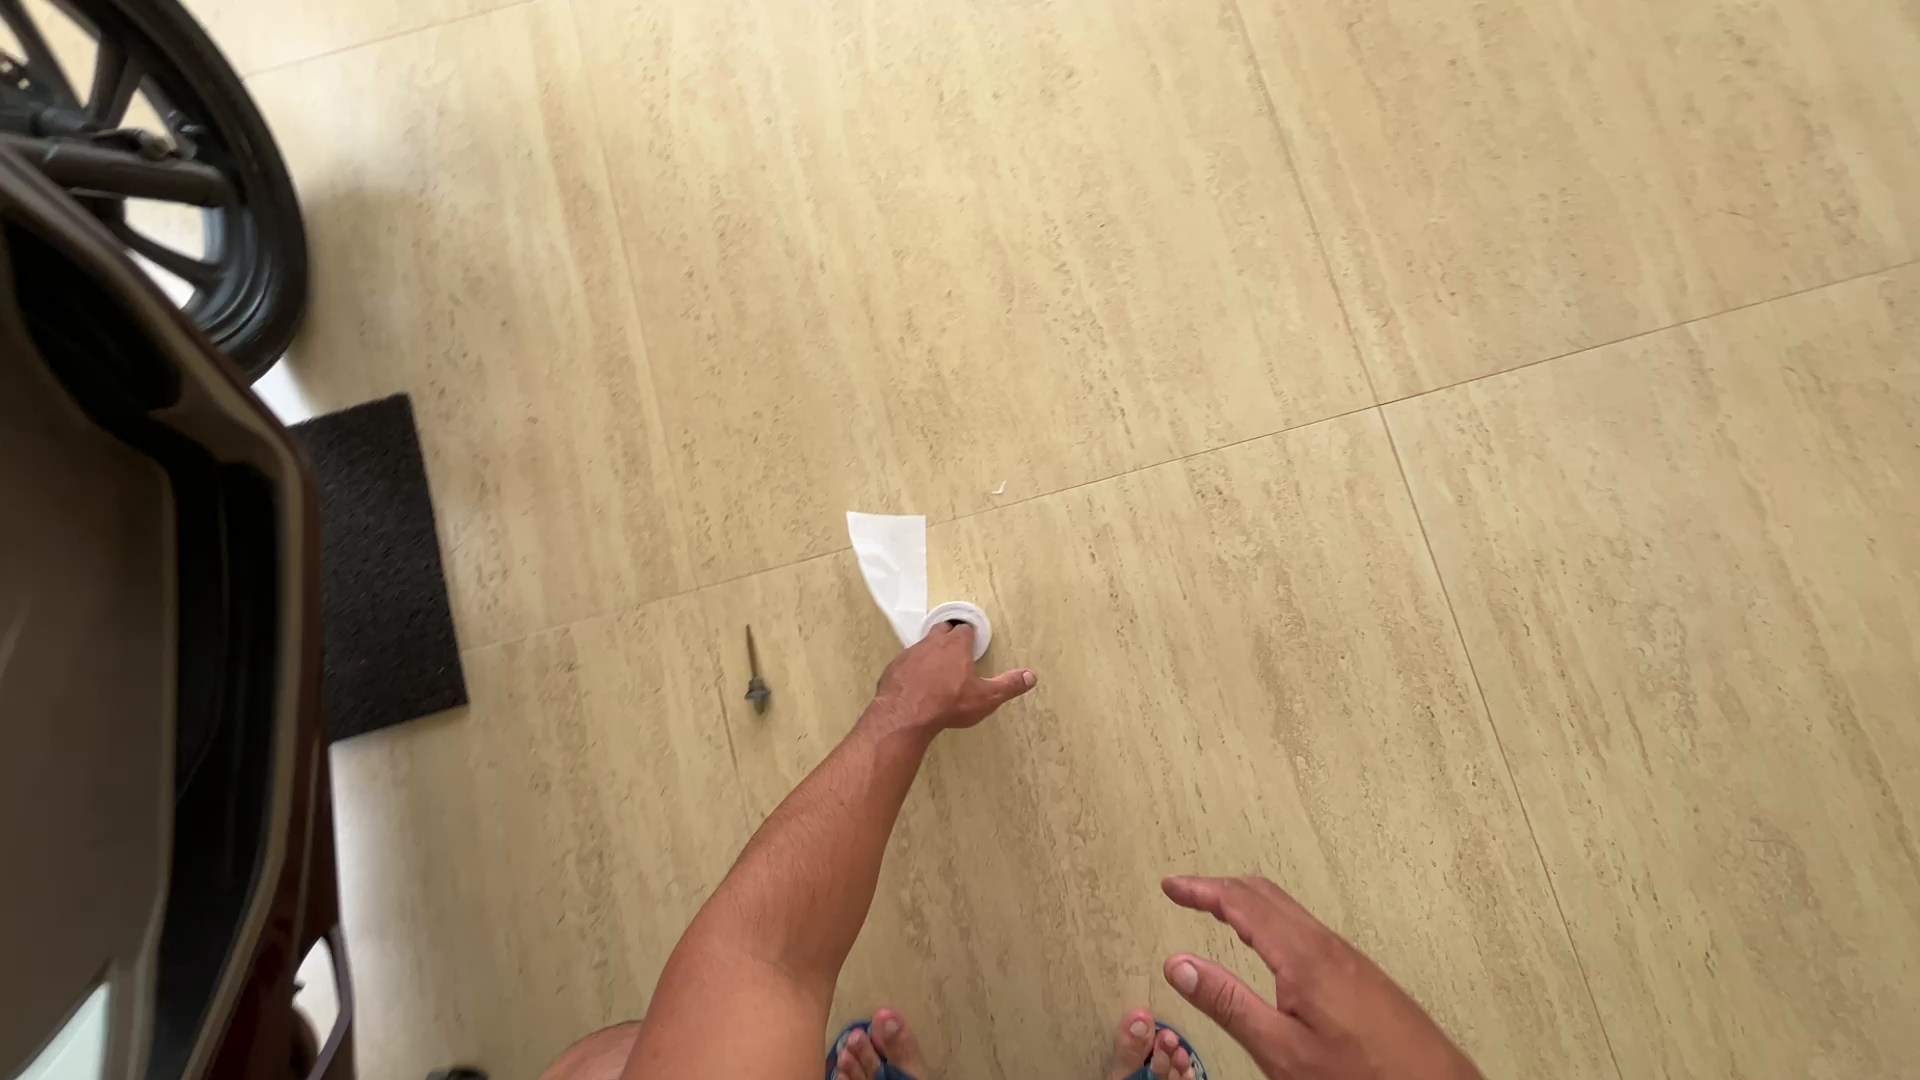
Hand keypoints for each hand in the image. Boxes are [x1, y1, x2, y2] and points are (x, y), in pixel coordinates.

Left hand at [866, 622, 1035, 732]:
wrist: (905, 715)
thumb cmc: (949, 703)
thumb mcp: (986, 697)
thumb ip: (1009, 685)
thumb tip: (1031, 676)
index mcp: (956, 645)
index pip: (965, 629)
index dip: (970, 635)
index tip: (973, 643)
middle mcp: (933, 642)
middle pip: (943, 629)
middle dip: (950, 635)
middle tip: (956, 649)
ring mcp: (911, 653)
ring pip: (923, 645)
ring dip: (931, 652)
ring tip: (937, 669)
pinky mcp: (894, 666)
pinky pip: (906, 662)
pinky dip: (913, 668)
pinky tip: (916, 683)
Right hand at [1160, 876, 1483, 1079]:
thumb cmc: (1361, 1079)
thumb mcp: (1283, 1053)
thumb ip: (1228, 1004)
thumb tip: (1177, 963)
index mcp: (1301, 954)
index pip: (1239, 901)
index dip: (1200, 889)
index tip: (1170, 886)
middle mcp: (1324, 944)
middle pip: (1263, 893)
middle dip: (1220, 887)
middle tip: (1186, 894)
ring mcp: (1347, 957)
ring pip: (1286, 907)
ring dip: (1246, 900)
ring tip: (1218, 911)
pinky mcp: (1361, 974)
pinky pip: (1304, 925)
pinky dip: (1270, 918)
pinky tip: (1268, 944)